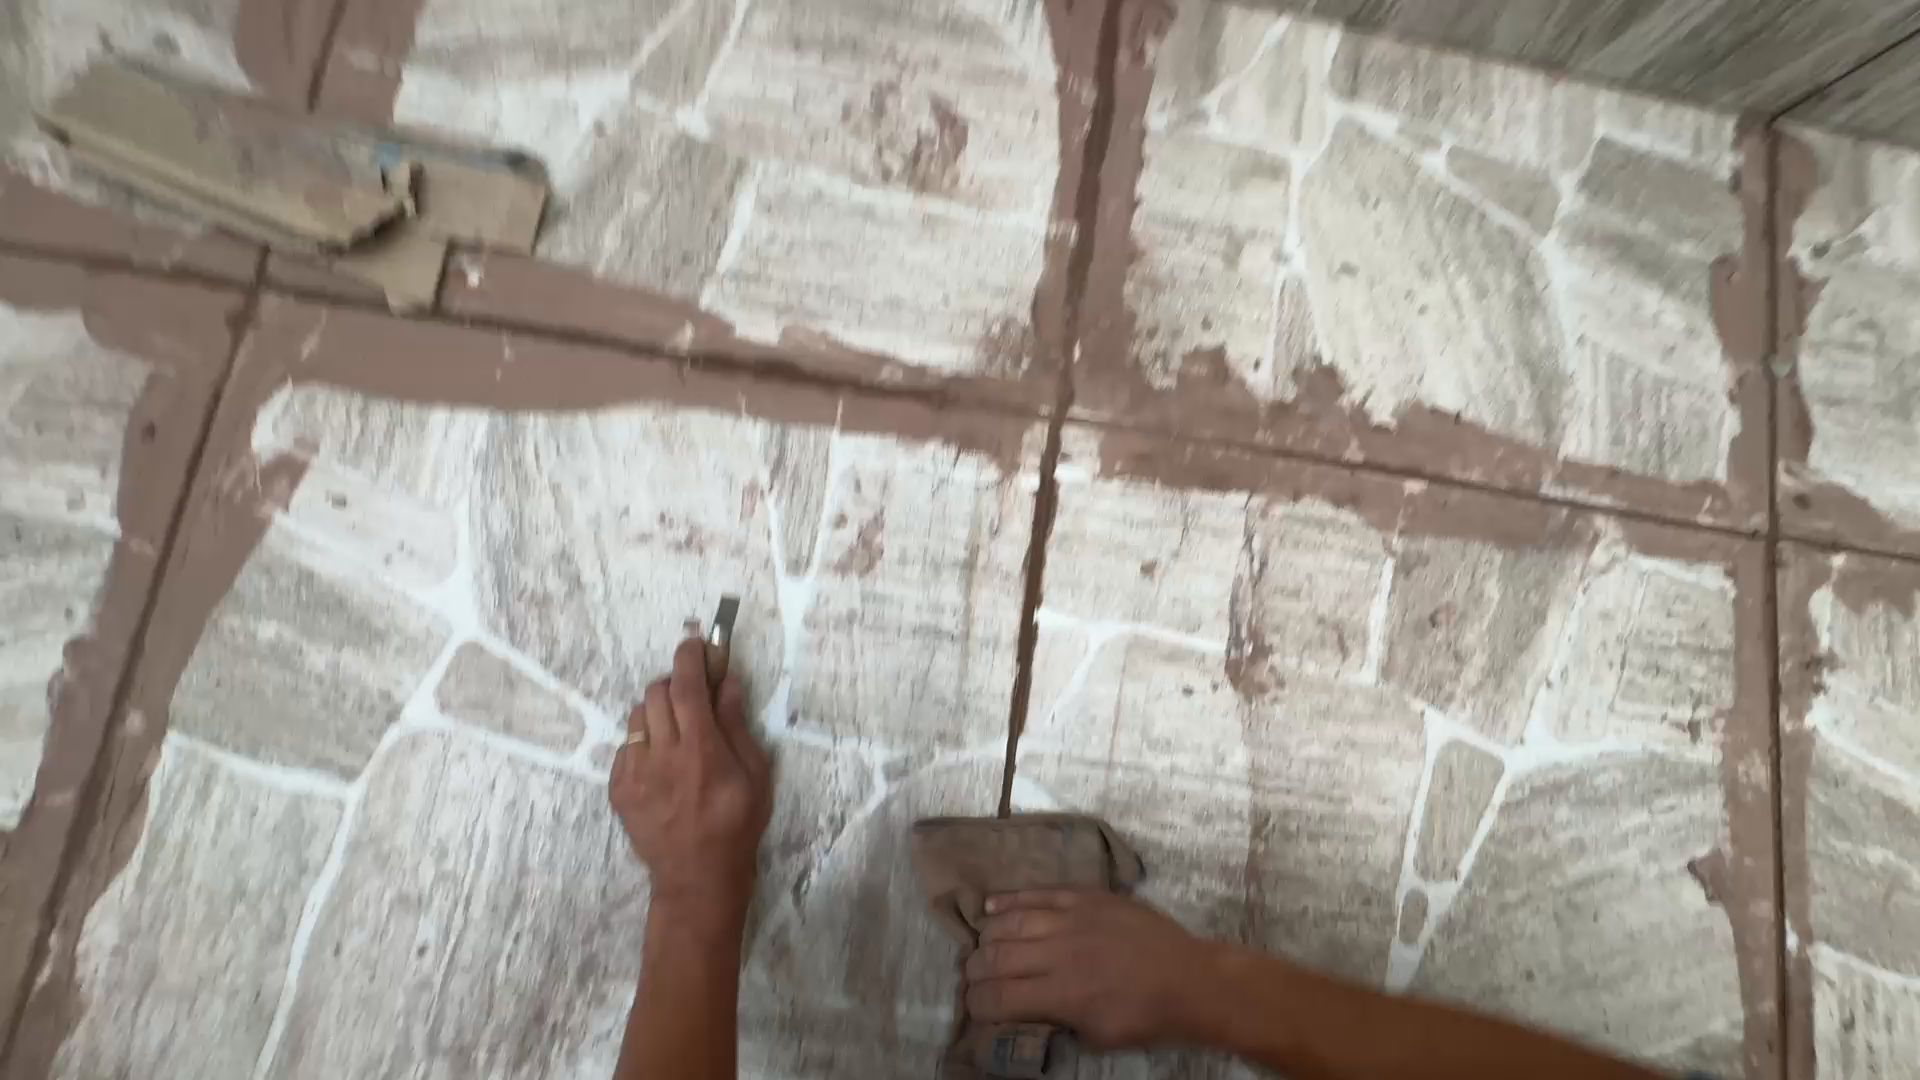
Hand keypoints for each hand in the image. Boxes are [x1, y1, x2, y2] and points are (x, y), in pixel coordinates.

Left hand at [609, 638, 770, 920]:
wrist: (697, 875)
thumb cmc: (737, 822)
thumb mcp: (755, 772)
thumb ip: (737, 724)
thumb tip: (728, 683)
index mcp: (700, 748)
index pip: (687, 687)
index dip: (689, 658)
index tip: (696, 645)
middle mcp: (662, 754)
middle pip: (655, 693)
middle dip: (674, 681)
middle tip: (692, 691)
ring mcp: (634, 772)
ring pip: (636, 715)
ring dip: (656, 709)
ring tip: (676, 726)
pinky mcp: (618, 789)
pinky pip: (625, 745)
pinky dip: (643, 739)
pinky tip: (661, 758)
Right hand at [964, 890, 1211, 1050]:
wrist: (1187, 978)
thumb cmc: (1145, 1016)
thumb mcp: (1099, 1037)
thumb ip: (1059, 1022)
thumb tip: (1029, 1013)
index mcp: (1062, 995)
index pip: (1003, 997)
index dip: (979, 1002)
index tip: (971, 1005)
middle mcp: (1059, 953)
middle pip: (1000, 956)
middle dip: (976, 968)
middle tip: (969, 974)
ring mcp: (1071, 919)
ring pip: (1013, 921)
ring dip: (989, 934)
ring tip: (978, 943)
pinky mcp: (1084, 896)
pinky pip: (1039, 893)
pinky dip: (1012, 898)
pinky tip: (993, 905)